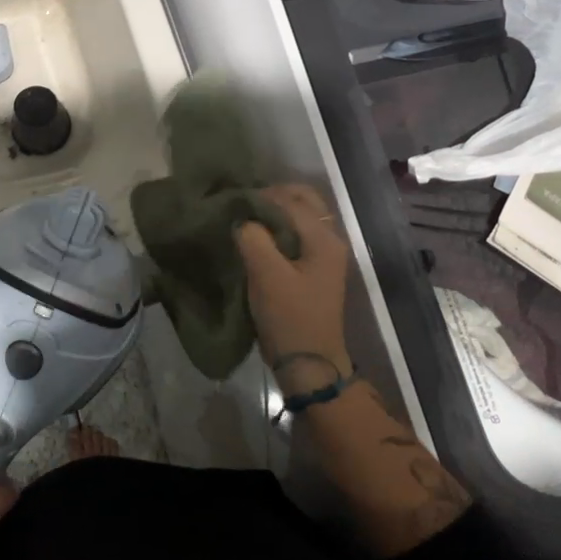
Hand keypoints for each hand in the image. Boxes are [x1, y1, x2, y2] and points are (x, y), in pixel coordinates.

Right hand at [234, 183, 352, 393]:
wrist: (308, 363)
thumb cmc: (290, 317)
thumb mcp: (267, 275)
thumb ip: (253, 238)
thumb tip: (242, 219)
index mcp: (324, 239)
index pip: (291, 200)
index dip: (260, 196)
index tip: (231, 201)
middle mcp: (329, 240)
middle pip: (303, 200)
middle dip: (272, 196)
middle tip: (240, 204)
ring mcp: (323, 255)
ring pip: (299, 216)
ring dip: (274, 211)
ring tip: (244, 217)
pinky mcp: (312, 268)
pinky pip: (295, 234)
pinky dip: (276, 228)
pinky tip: (254, 236)